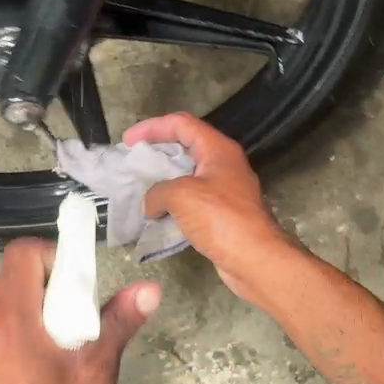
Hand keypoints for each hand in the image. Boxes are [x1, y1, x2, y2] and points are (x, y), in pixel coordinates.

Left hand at [0, 239, 159, 383]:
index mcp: (9, 315)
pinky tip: (36, 376)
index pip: (24, 252)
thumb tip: (150, 289)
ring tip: (61, 353)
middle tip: (79, 323)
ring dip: (33, 313)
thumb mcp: (94, 376)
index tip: (80, 286)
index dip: (55, 256)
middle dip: (50, 288)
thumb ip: (118, 325)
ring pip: (2, 306)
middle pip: (14, 278)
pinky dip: (15, 336)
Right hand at [123, 113, 296, 302]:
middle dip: (157, 152)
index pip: (181, 124)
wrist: (254, 258)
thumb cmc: (221, 219)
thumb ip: (158, 192)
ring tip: (140, 188)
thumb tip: (151, 204)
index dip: (152, 127)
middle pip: (186, 146)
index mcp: (217, 149)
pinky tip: (157, 214)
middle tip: (133, 162)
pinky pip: (193, 199)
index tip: (129, 141)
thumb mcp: (180, 196)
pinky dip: (174, 202)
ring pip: (189, 175)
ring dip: (164, 179)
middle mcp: (224, 164)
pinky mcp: (223, 214)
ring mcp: (226, 190)